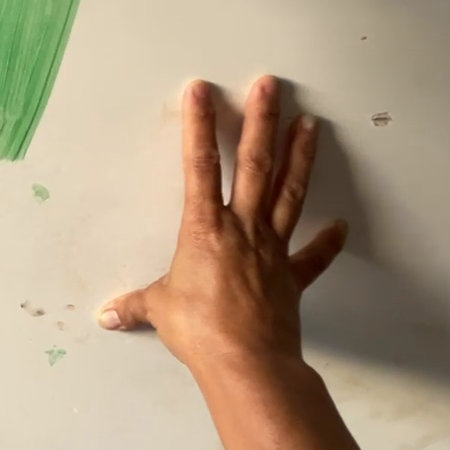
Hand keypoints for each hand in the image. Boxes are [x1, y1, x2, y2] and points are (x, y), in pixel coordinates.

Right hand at [99, 76, 347, 371]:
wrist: (246, 362)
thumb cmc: (199, 329)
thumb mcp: (158, 310)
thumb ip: (134, 305)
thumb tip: (107, 315)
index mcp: (204, 229)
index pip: (199, 166)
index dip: (198, 126)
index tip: (202, 92)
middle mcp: (242, 229)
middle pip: (255, 165)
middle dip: (260, 122)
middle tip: (270, 87)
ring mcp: (272, 250)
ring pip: (289, 193)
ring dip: (300, 157)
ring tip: (310, 124)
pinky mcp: (291, 277)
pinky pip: (312, 256)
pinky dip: (327, 242)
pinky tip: (341, 226)